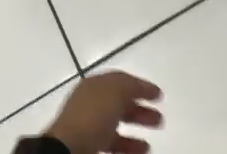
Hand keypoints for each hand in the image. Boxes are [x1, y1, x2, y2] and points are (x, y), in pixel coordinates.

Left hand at [44, 71, 163, 153]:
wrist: (67, 150)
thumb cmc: (92, 116)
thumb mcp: (116, 92)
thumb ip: (130, 86)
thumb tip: (140, 87)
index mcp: (95, 84)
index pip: (120, 80)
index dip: (141, 86)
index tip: (159, 96)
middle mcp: (91, 102)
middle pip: (120, 103)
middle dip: (141, 110)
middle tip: (160, 119)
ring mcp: (88, 125)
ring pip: (116, 126)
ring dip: (135, 133)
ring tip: (150, 144)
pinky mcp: (88, 146)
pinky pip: (112, 144)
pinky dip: (127, 148)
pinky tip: (140, 152)